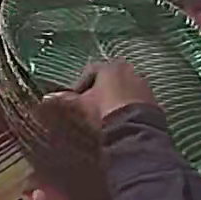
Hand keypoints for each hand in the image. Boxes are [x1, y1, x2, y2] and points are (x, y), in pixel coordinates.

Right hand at [41, 60, 156, 134]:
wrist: (135, 132)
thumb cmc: (103, 112)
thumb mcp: (80, 106)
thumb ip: (64, 100)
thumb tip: (46, 97)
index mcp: (110, 66)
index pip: (90, 71)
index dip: (80, 86)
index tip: (75, 100)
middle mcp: (129, 71)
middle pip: (108, 79)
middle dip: (99, 92)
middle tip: (90, 108)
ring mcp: (144, 86)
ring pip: (123, 90)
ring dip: (114, 100)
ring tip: (105, 117)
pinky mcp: (154, 102)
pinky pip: (136, 102)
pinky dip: (127, 108)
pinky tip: (120, 122)